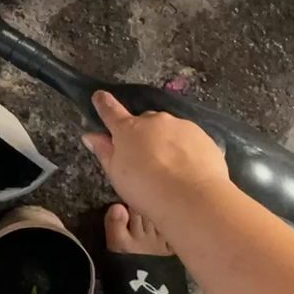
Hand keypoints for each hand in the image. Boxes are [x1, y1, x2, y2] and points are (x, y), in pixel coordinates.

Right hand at [82, 90, 229, 216]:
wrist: (192, 198)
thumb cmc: (145, 188)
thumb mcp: (116, 174)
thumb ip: (104, 152)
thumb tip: (91, 136)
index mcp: (128, 129)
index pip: (111, 111)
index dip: (104, 103)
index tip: (100, 96)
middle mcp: (154, 120)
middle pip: (144, 122)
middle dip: (143, 134)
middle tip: (145, 158)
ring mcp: (180, 125)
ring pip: (168, 129)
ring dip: (165, 142)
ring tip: (169, 169)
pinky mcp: (202, 135)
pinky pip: (188, 139)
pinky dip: (185, 149)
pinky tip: (187, 170)